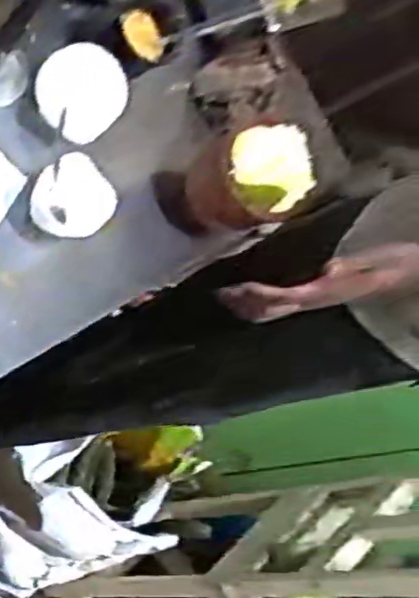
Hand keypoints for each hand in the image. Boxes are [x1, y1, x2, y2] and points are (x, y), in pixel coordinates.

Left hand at [218, 242, 418, 320]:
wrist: (406, 275)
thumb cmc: (394, 263)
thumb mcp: (380, 260)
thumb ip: (354, 264)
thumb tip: (331, 267)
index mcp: (325, 292)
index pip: (284, 298)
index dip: (259, 295)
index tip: (239, 287)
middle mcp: (311, 303)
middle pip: (266, 311)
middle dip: (241, 304)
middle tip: (221, 292)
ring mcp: (307, 305)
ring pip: (265, 314)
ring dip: (241, 307)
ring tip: (224, 296)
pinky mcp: (306, 303)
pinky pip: (271, 311)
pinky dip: (251, 307)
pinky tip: (240, 300)